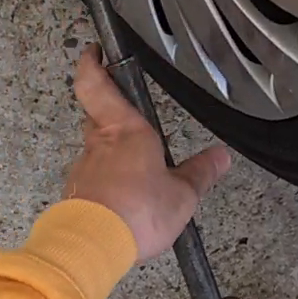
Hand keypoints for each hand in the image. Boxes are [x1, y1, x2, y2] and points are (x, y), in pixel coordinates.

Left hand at [65, 47, 231, 260]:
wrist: (92, 246)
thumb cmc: (136, 212)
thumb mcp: (182, 194)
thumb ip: (200, 174)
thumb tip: (221, 158)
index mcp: (124, 130)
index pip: (96, 84)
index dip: (91, 64)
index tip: (93, 52)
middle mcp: (98, 145)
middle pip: (95, 118)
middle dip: (108, 114)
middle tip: (124, 114)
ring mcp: (83, 171)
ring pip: (93, 152)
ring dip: (109, 155)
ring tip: (133, 171)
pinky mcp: (76, 197)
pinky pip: (91, 182)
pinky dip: (105, 185)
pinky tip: (122, 201)